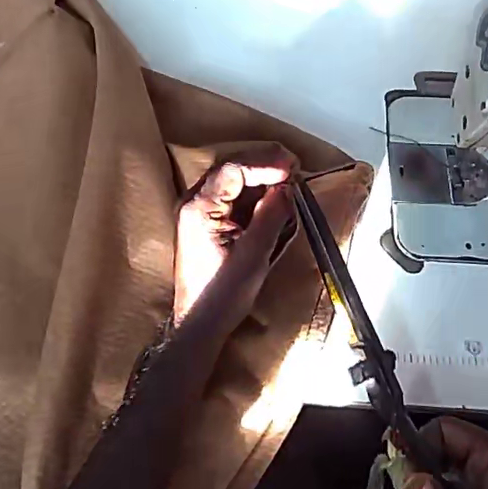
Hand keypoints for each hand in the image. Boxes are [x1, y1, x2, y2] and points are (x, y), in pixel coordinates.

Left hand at [172, 150, 297, 330]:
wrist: (199, 324)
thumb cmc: (221, 294)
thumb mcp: (254, 253)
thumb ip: (271, 215)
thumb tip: (287, 189)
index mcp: (199, 208)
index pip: (233, 169)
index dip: (264, 164)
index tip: (291, 167)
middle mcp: (194, 204)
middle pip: (231, 169)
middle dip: (264, 166)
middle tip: (293, 167)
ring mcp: (198, 213)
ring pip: (232, 182)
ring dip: (260, 178)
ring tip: (289, 180)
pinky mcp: (206, 224)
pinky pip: (231, 197)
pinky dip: (253, 194)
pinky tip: (273, 197)